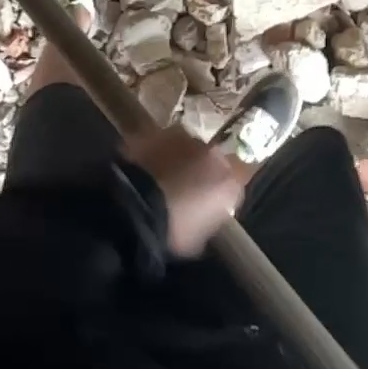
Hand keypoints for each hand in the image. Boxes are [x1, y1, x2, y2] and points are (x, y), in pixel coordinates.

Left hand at [125, 128, 244, 256]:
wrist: (135, 207)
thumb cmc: (173, 231)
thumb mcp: (199, 238)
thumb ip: (207, 219)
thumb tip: (201, 213)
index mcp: (229, 182)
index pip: (232, 185)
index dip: (217, 193)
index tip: (206, 204)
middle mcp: (213, 153)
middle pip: (210, 160)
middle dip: (199, 170)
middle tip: (182, 188)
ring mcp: (184, 137)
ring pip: (185, 146)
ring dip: (178, 157)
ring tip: (161, 175)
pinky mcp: (156, 130)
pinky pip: (161, 142)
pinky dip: (155, 152)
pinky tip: (144, 167)